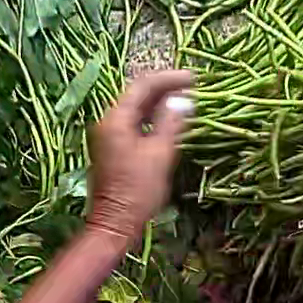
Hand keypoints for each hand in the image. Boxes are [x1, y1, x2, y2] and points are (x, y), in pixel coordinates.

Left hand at [86, 69, 193, 239]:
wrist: (115, 224)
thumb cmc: (138, 191)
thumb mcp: (159, 154)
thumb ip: (170, 123)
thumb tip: (183, 100)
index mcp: (116, 119)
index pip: (143, 86)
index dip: (169, 79)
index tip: (193, 79)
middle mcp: (108, 122)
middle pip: (138, 95)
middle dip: (165, 90)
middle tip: (192, 88)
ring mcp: (109, 137)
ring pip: (137, 111)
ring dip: (160, 105)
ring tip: (186, 103)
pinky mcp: (114, 150)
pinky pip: (135, 125)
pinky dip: (153, 121)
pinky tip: (170, 124)